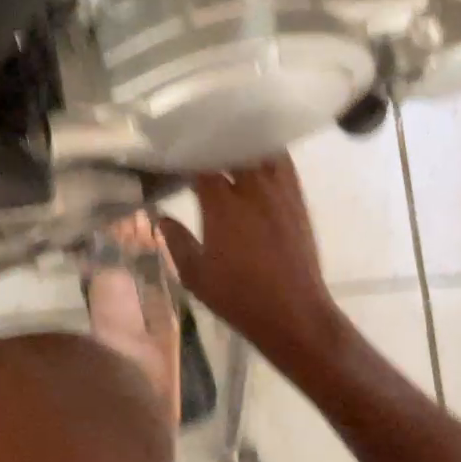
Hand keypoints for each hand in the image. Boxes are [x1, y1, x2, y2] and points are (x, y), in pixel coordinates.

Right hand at [159, 156, 348, 360]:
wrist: (293, 313)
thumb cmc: (239, 297)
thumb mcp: (195, 275)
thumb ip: (175, 241)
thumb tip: (161, 217)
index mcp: (223, 205)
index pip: (201, 165)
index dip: (187, 159)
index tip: (175, 161)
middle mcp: (253, 189)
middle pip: (232, 150)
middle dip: (214, 148)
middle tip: (200, 154)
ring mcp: (280, 191)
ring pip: (260, 151)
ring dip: (243, 147)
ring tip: (228, 151)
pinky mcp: (298, 199)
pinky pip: (284, 164)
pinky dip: (268, 156)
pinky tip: (258, 163)